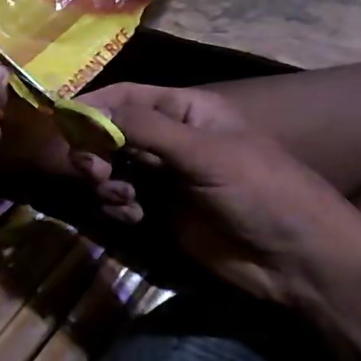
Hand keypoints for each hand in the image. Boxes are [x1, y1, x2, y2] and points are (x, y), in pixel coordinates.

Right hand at [70, 85, 360, 304]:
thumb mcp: (204, 153)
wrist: (300, 264)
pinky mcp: (160, 211)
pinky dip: (117, 206)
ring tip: (122, 199)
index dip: (92, 105)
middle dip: (95, 149)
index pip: (126, 96)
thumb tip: (85, 110)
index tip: (60, 120)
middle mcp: (170, 139)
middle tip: (91, 171)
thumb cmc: (261, 192)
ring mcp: (164, 176)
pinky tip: (134, 217)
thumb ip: (145, 129)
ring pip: (110, 167)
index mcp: (186, 111)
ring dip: (105, 182)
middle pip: (110, 132)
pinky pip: (120, 199)